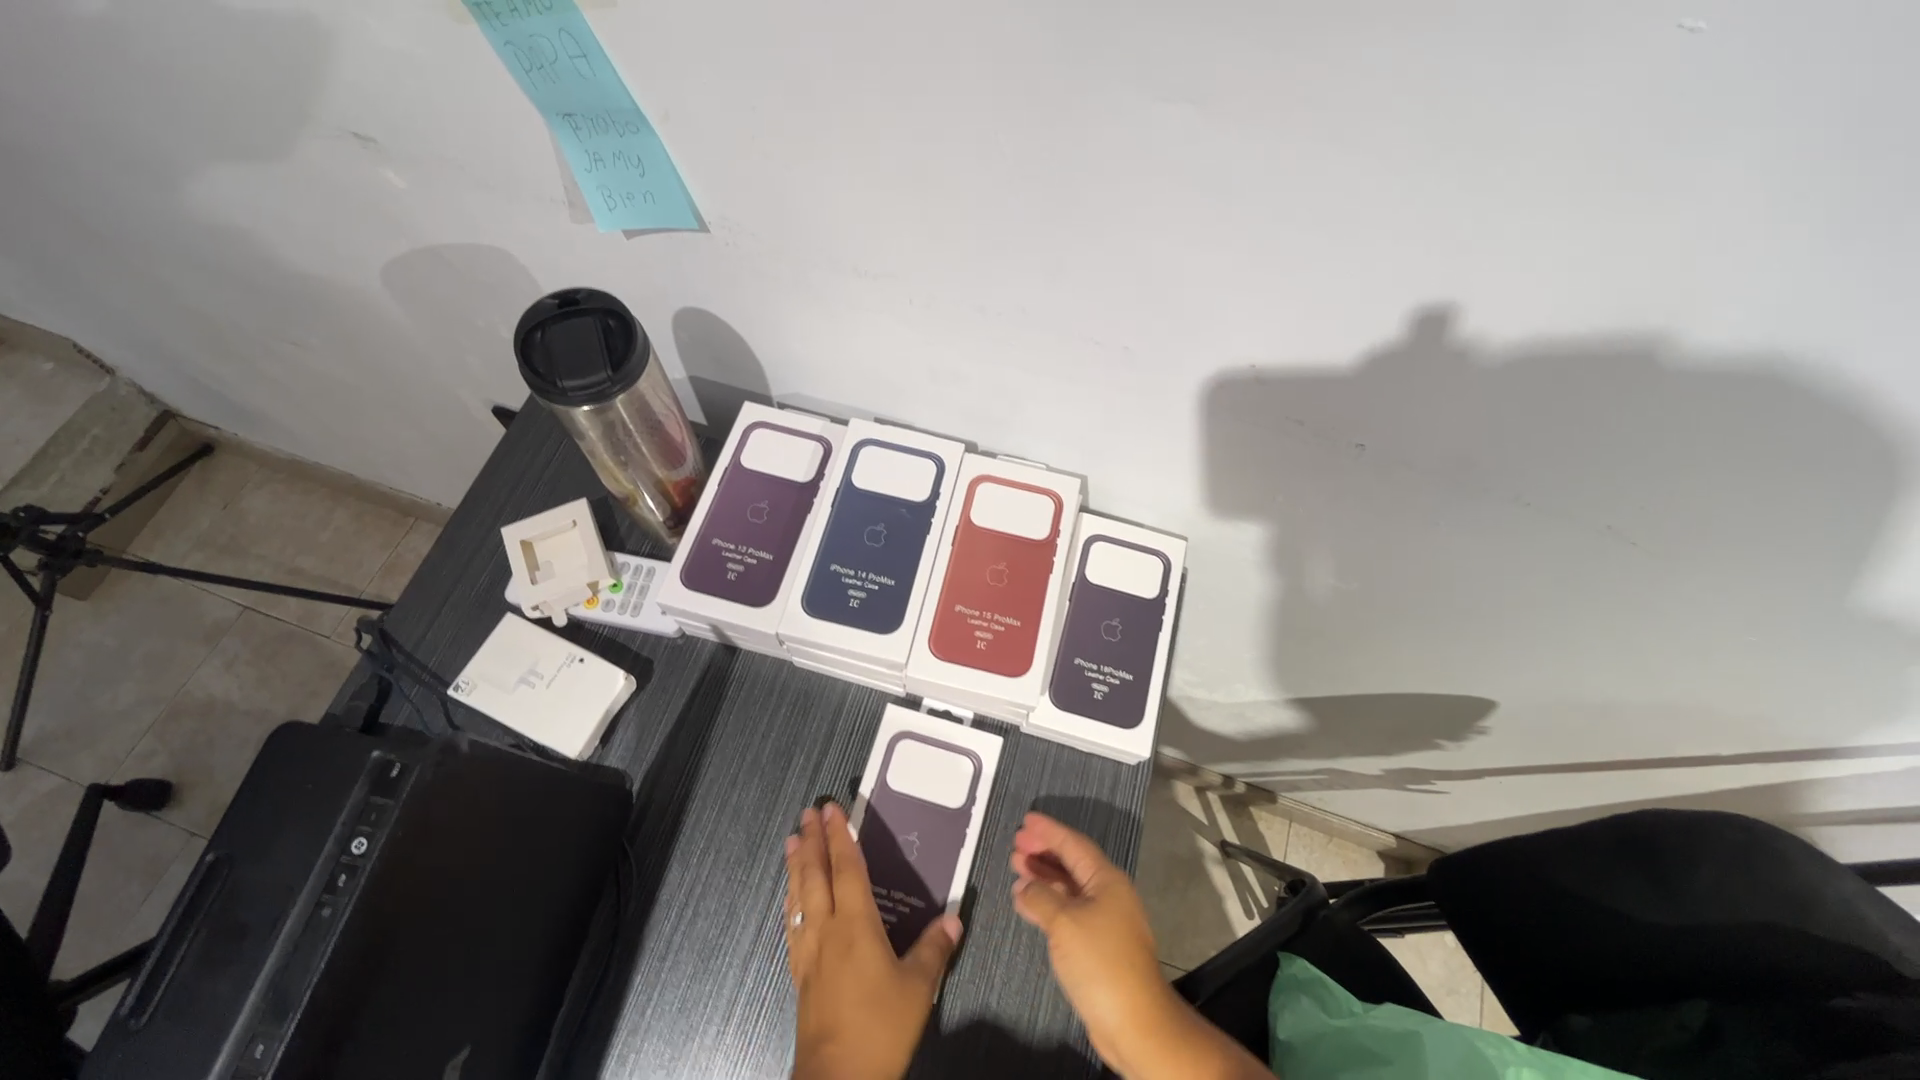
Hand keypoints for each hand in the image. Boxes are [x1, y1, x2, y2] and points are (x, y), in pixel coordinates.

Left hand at [785, 802, 961, 1079]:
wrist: (838, 1076)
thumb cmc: (881, 1026)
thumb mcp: (919, 987)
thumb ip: (935, 948)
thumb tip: (954, 917)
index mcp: (855, 924)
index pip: (846, 868)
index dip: (839, 837)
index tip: (831, 809)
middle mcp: (827, 929)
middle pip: (815, 875)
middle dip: (812, 842)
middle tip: (807, 813)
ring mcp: (808, 952)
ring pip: (798, 897)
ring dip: (795, 867)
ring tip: (791, 842)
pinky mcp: (799, 973)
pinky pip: (792, 925)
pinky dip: (791, 902)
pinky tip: (791, 901)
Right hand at [1010, 813, 1269, 1079]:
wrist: (1134, 1020)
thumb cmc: (1100, 962)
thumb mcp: (1065, 923)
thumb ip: (1040, 898)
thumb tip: (1023, 885)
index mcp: (1107, 881)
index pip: (1074, 845)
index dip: (1049, 831)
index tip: (1026, 820)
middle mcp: (1109, 895)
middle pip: (1073, 864)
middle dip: (1044, 852)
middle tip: (1016, 843)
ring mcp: (1105, 921)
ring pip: (1070, 888)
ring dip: (1044, 877)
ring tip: (1016, 867)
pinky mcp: (1098, 945)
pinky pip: (1069, 910)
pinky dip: (1048, 902)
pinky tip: (1028, 904)